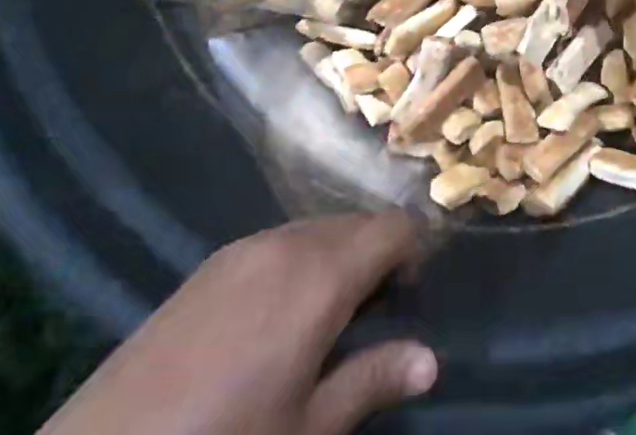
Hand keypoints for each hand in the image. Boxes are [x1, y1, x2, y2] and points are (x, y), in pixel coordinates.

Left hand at [41, 212, 434, 434]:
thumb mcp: (306, 431)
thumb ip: (372, 381)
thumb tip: (430, 359)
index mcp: (319, 275)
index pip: (393, 227)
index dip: (414, 253)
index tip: (409, 299)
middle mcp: (285, 244)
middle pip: (356, 223)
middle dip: (377, 255)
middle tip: (374, 315)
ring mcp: (240, 250)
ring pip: (316, 230)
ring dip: (337, 257)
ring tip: (326, 320)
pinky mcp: (206, 268)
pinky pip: (276, 243)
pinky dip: (298, 262)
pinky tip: (274, 320)